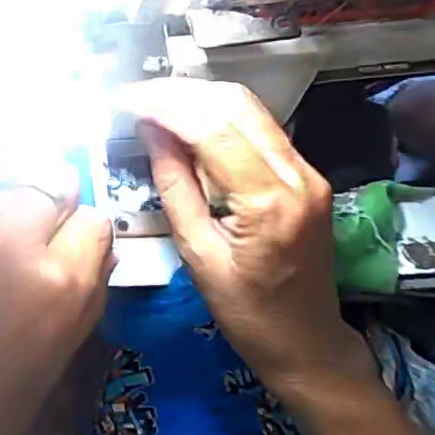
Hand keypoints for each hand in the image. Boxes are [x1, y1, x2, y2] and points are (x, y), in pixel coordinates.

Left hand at [0, 189, 112, 434]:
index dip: (83, 242)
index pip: (93, 222)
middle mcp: (5, 238)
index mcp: (56, 282)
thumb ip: (80, 301)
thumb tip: (93, 254)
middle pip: (42, 193)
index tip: (71, 256)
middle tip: (23, 257)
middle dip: (42, 220)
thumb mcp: (51, 368)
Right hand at [121, 79, 376, 400]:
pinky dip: (217, 115)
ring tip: (153, 102)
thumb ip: (175, 187)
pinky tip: (185, 120)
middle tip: (135, 96)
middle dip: (180, 92)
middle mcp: (298, 175)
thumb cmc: (248, 312)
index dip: (164, 106)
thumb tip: (151, 134)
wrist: (308, 341)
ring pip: (249, 109)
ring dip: (198, 97)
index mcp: (269, 202)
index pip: (212, 129)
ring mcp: (308, 171)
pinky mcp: (305, 174)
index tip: (126, 100)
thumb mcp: (197, 253)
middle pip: (236, 105)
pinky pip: (258, 128)